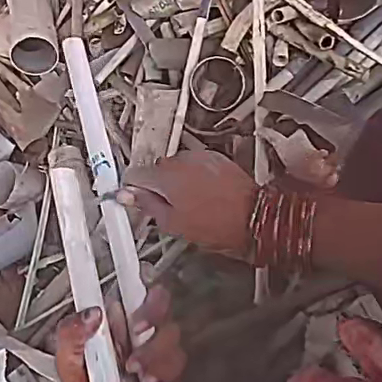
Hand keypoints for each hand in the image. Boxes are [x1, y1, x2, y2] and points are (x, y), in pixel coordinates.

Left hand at [52, 285, 185, 381]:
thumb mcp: (67, 361)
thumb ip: (70, 335)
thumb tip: (90, 314)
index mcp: (113, 315)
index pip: (133, 282)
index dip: (140, 276)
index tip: (138, 279)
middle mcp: (138, 325)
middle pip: (162, 299)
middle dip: (154, 313)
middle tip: (138, 329)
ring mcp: (155, 345)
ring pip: (172, 331)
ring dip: (155, 350)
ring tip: (134, 367)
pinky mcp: (167, 366)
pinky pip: (177, 361)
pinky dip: (165, 370)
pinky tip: (148, 380)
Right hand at [120, 151, 256, 256]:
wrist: (254, 218)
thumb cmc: (217, 224)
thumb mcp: (173, 223)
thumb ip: (147, 205)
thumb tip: (128, 195)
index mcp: (165, 175)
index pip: (135, 175)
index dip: (134, 190)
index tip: (137, 200)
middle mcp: (182, 159)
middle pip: (157, 169)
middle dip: (159, 186)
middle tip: (170, 209)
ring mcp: (201, 156)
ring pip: (177, 167)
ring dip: (178, 181)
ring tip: (192, 203)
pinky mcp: (217, 158)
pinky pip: (196, 165)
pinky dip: (196, 176)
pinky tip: (205, 194)